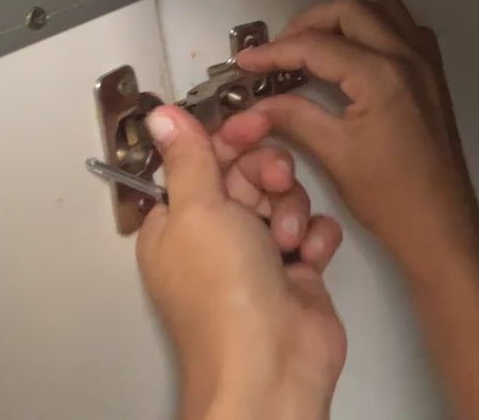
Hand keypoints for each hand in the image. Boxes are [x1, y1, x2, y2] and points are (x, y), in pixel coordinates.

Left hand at [136, 105, 345, 419]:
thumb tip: (163, 116)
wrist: (275, 362)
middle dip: (269, 174)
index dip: (232, 138)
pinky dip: (316, 237)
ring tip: (287, 240)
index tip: (254, 127)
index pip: (206, 157)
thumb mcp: (198, 209)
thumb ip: (188, 156)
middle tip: (275, 183)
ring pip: (286, 194)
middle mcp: (217, 234)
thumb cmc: (225, 295)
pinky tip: (308, 258)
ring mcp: (258, 251)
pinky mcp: (296, 266)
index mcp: (180, 221)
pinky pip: (314, 227)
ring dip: (292, 209)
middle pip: (250, 170)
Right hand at [235, 0, 478, 270]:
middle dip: (309, 23)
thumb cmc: (388, 196)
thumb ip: (292, 117)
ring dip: (345, 19)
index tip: (245, 61)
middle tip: (279, 51)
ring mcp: (426, 60)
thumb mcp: (334, 155)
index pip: (317, 46)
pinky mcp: (434, 71)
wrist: (441, 224)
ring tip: (314, 46)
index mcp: (381, 75)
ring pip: (381, 10)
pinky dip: (376, 27)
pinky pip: (404, 27)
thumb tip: (253, 104)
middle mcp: (407, 55)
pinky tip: (355, 54)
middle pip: (350, 10)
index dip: (275, 51)